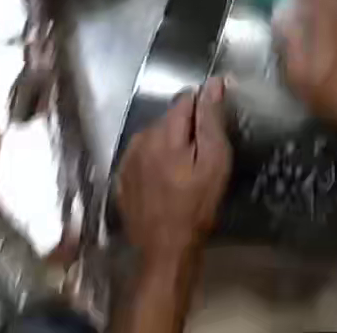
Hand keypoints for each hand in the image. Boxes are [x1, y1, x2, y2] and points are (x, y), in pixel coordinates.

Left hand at [115, 80, 231, 261]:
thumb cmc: (196, 206)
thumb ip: (212, 119)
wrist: (166, 253)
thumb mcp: (214, 161)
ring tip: (183, 172)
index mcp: (164, 130)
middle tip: (200, 157)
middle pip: (170, 117)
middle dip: (187, 128)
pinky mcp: (123, 177)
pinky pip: (143, 155)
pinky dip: (155, 160)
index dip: (203, 110)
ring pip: (156, 135)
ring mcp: (128, 157)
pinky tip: (165, 181)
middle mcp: (141, 136)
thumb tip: (213, 83)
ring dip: (170, 144)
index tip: (212, 132)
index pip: (186, 98)